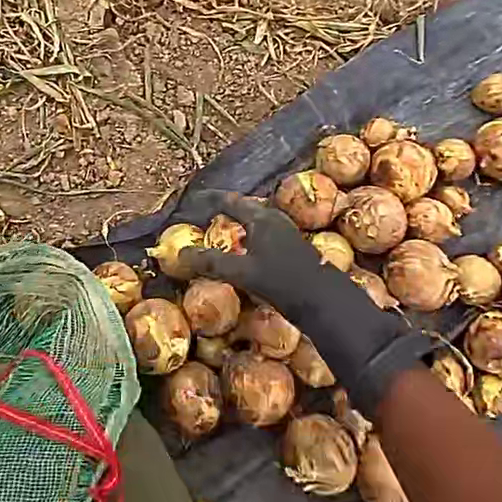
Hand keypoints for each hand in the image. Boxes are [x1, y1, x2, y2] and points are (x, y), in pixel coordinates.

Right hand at [171, 190, 427, 413]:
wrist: (324, 301)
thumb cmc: (282, 281)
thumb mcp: (241, 272)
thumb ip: (209, 262)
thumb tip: (177, 254)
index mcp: (261, 217)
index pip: (228, 200)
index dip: (207, 200)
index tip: (189, 202)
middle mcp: (274, 219)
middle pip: (243, 207)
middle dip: (222, 209)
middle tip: (202, 215)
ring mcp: (286, 233)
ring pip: (255, 221)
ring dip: (236, 223)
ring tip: (219, 231)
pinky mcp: (292, 249)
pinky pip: (262, 233)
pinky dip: (246, 236)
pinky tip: (244, 252)